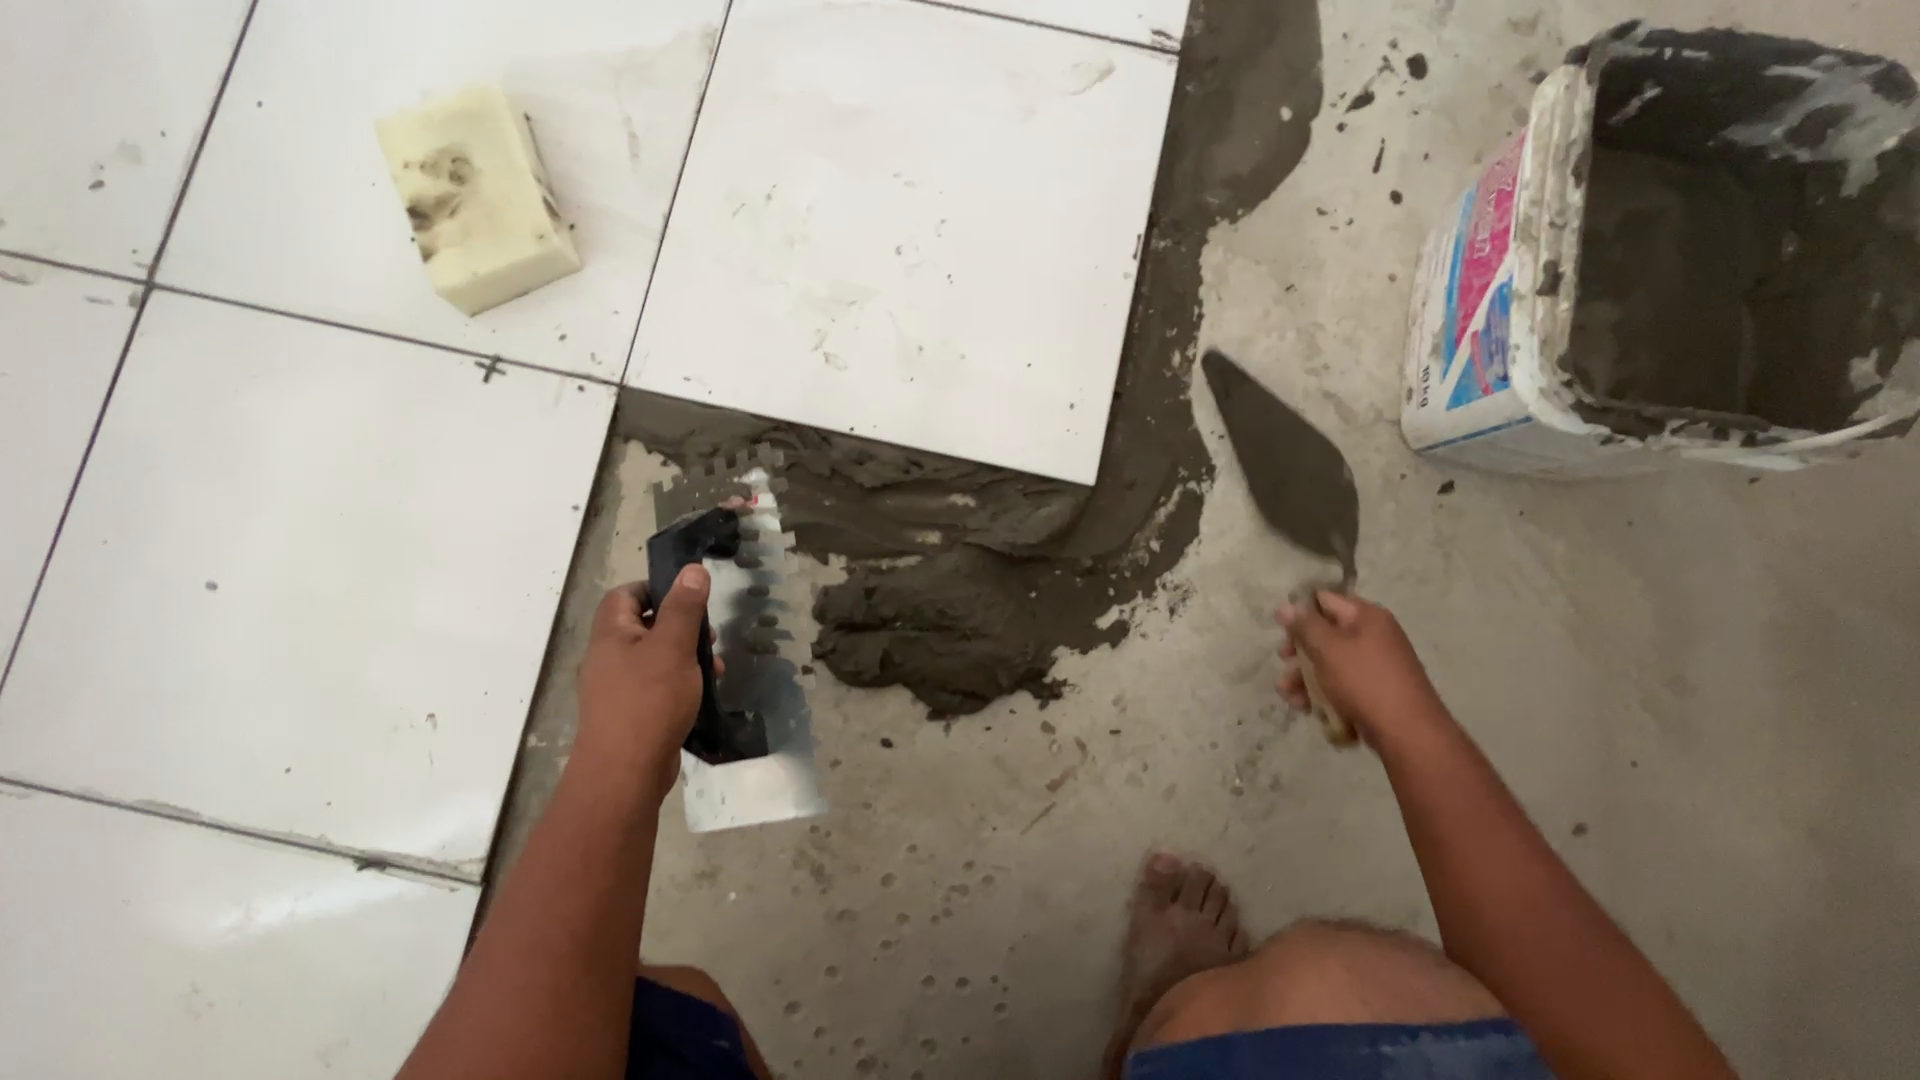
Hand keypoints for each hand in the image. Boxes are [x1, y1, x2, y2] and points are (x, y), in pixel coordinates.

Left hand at [573, 565, 711, 798]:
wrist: (625, 772)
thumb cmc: (649, 701)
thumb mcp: (673, 647)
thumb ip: (684, 608)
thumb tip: (692, 570)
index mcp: (611, 634)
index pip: (626, 595)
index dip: (656, 588)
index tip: (690, 597)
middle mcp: (607, 657)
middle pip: (643, 625)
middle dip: (680, 625)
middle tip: (709, 634)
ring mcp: (616, 688)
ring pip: (654, 657)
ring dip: (685, 656)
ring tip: (716, 667)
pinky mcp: (631, 713)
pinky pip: (656, 686)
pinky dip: (680, 683)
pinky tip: (703, 694)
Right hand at [1277, 592, 1447, 748]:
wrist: (1407, 731)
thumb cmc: (1364, 681)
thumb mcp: (1328, 649)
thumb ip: (1305, 625)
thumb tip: (1286, 605)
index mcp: (1367, 617)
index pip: (1326, 601)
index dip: (1300, 612)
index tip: (1281, 630)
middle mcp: (1372, 636)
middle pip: (1325, 634)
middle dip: (1299, 651)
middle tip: (1284, 661)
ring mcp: (1374, 664)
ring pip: (1329, 662)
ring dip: (1304, 676)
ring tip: (1288, 694)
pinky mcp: (1373, 690)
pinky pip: (1341, 683)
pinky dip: (1322, 692)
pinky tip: (1305, 707)